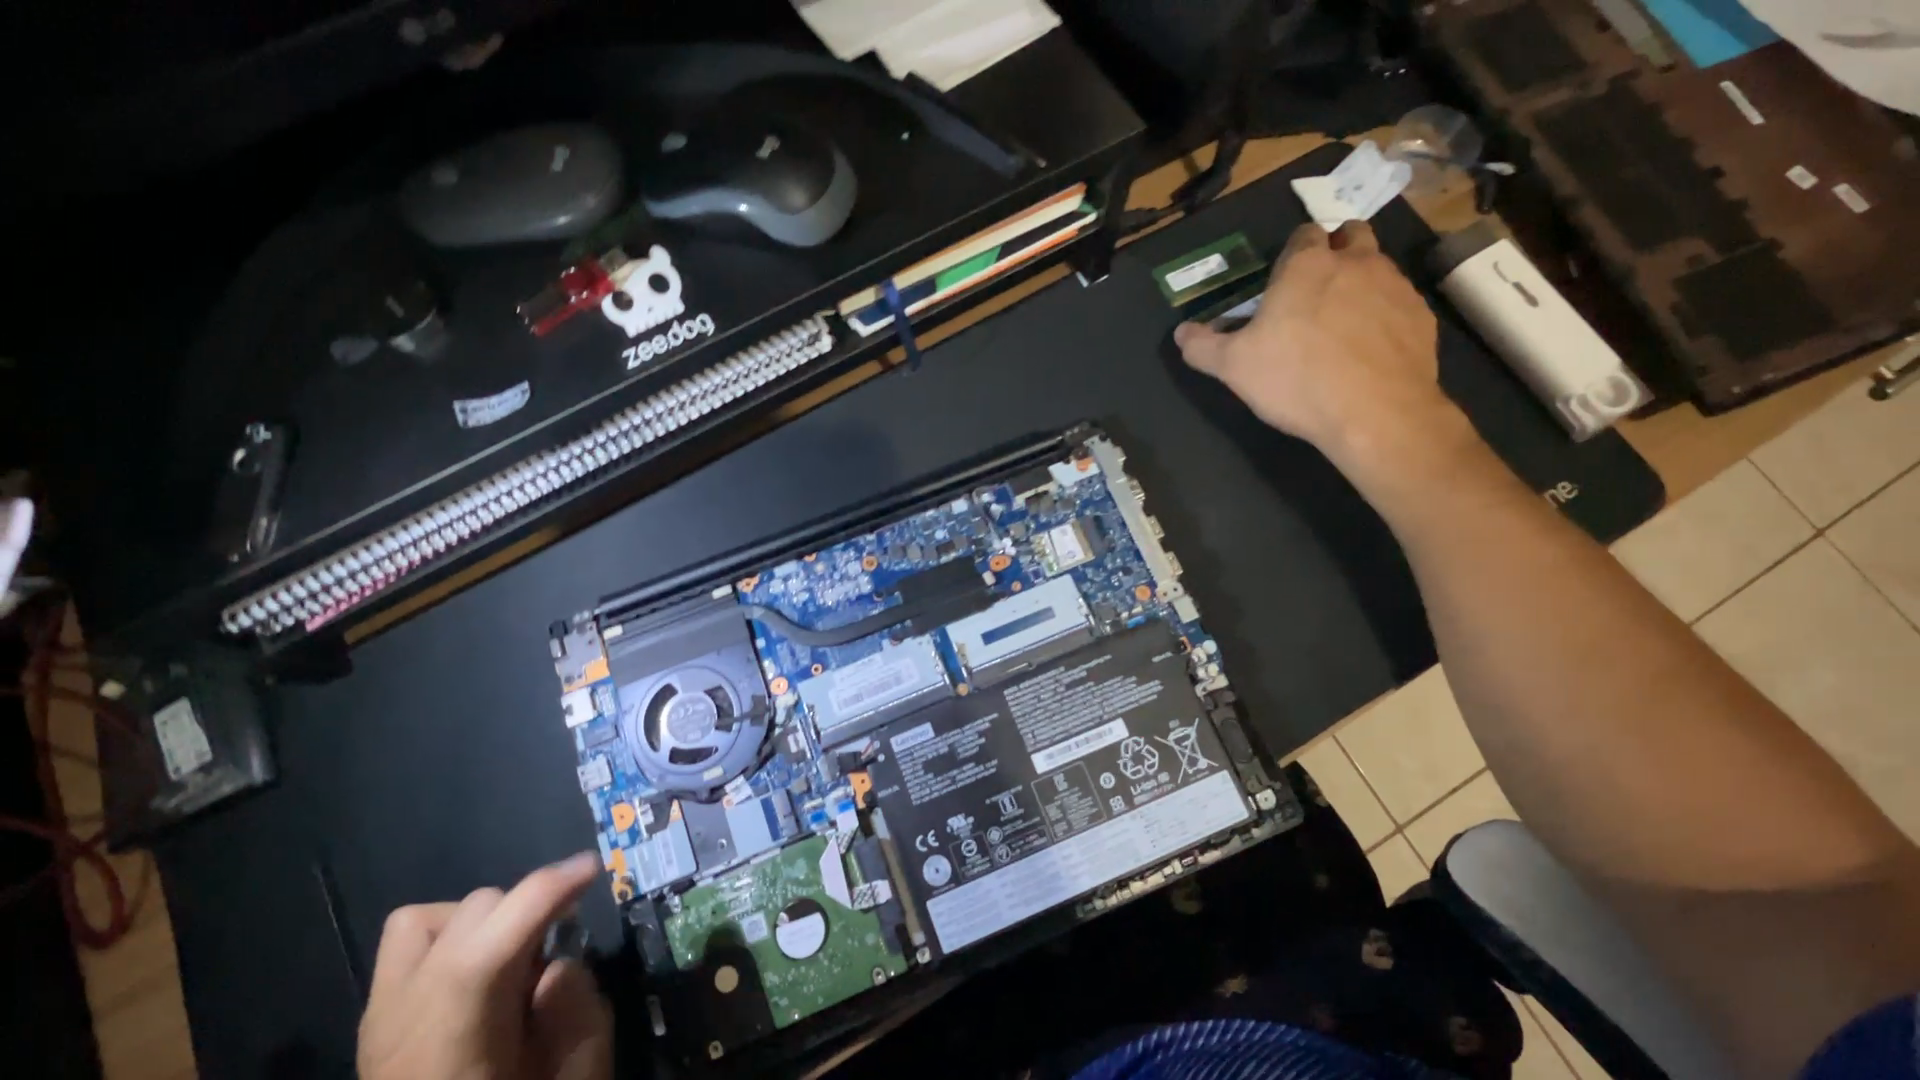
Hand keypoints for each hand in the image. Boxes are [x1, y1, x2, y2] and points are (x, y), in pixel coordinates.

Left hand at [358, 852, 612, 1079]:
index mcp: (457, 1021)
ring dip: (487, 923)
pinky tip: (474, 975)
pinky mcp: (374, 1020)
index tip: (593, 869)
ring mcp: (381, 1011)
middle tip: (556, 953)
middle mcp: (407, 1003)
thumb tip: (557, 963)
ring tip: (514, 963)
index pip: (504, 922)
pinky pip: (408, 942)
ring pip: (435, 916)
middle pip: (477, 909)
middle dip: (527, 913)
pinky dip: (448, 938)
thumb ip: (577, 1010)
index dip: (552, 886)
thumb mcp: (573, 1077)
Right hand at [1173, 221, 1454, 461]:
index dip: (1294, 252)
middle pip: (1351, 235)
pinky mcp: (1422, 317)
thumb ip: (1203, 346)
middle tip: (1320, 286)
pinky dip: (1386, 316)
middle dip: (1338, 249)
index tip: (1285, 278)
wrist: (1376, 413)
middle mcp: (1356, 263)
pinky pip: (1401, 304)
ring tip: (1346, 321)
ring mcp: (1395, 287)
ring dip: (1363, 281)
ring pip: (1380, 267)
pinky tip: (1372, 349)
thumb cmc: (1297, 380)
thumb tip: (1181, 333)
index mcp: (1307, 265)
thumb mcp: (1234, 368)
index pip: (1304, 234)